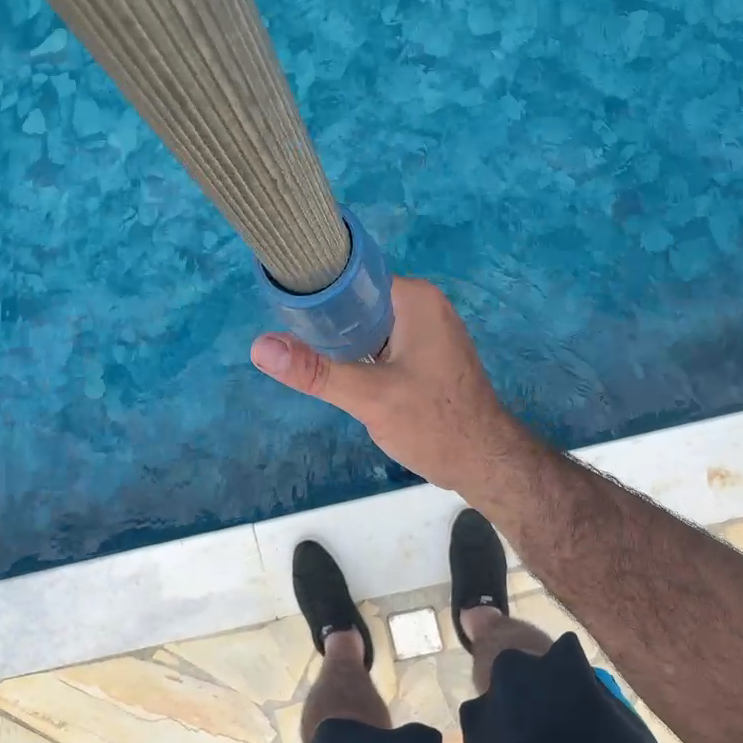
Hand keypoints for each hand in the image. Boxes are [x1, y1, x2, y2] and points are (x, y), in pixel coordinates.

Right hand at [250, 276, 535, 494]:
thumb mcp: (369, 396)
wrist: (483, 462)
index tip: (284, 311)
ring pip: (369, 328)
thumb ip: (316, 371)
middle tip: (292, 345)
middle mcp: (424, 306)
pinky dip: (362, 360)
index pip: (353, 279)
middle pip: (358, 303)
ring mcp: (429, 333)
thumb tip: (259, 346)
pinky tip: (344, 379)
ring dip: (343, 345)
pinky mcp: (428, 358)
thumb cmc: (433, 424)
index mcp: (415, 299)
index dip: (317, 293)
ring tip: (309, 362)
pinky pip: (384, 347)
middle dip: (327, 325)